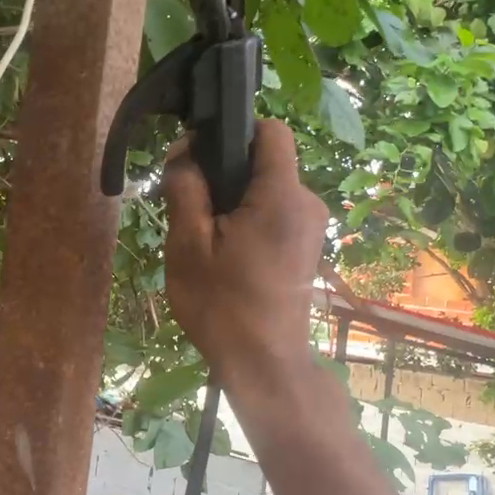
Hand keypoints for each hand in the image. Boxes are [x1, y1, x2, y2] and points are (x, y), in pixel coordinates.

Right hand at [161, 119, 328, 382]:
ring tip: (203, 239)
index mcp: (281, 196)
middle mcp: (306, 203)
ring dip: (232, 201)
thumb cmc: (222, 305)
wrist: (263, 363)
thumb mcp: (188, 245)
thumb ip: (186, 189)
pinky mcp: (305, 246)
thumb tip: (184, 150)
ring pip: (265, 189)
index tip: (199, 157)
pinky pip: (273, 212)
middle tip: (189, 209)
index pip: (271, 131)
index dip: (234, 132)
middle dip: (225, 173)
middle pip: (264, 161)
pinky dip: (246, 220)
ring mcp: (310, 226)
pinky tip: (223, 253)